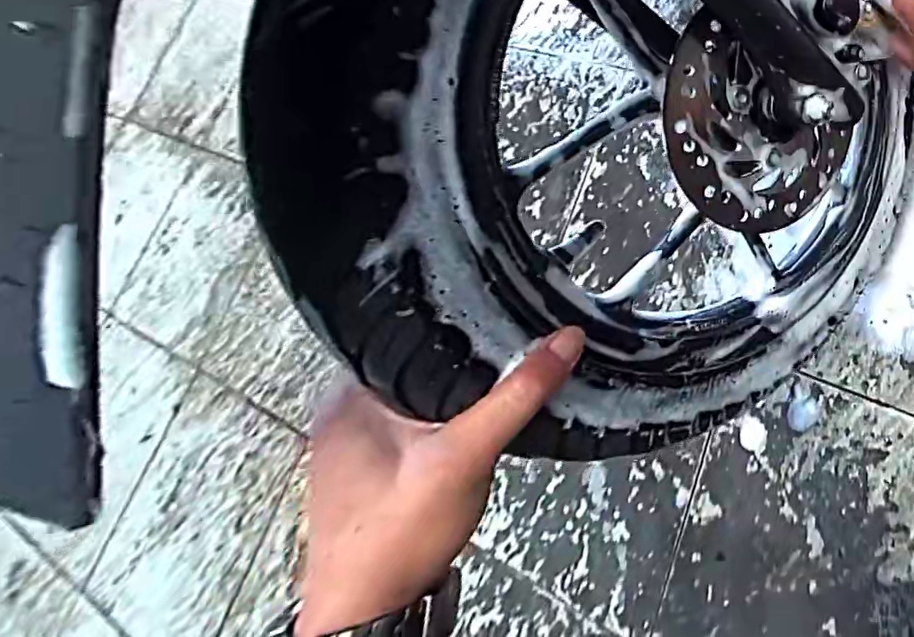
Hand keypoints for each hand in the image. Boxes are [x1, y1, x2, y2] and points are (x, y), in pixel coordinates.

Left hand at [295, 328, 584, 635]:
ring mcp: (365, 445)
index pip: (410, 332)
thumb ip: (516, 395)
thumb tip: (564, 341)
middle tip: (517, 338)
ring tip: (509, 369)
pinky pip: (430, 417)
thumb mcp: (466, 454)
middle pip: (425, 360)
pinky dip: (460, 411)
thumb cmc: (395, 539)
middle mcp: (350, 416)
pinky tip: (484, 416)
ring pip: (431, 390)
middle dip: (471, 352)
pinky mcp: (385, 468)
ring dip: (468, 384)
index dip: (460, 318)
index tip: (504, 308)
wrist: (374, 616)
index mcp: (349, 400)